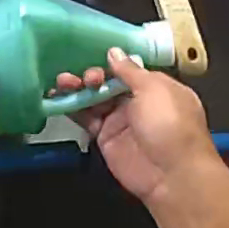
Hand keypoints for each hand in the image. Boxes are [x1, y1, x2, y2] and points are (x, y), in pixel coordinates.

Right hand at [53, 47, 219, 202]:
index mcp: (155, 87)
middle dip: (91, 75)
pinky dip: (70, 108)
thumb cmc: (170, 124)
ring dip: (77, 88)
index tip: (93, 57)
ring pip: (92, 99)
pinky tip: (56, 97)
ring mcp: (119, 120)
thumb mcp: (154, 89)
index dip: (109, 63)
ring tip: (62, 82)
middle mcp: (136, 101)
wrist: (171, 175)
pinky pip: (84, 118)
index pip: (127, 69)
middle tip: (83, 78)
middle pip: (106, 82)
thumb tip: (113, 52)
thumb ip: (130, 70)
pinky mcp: (104, 137)